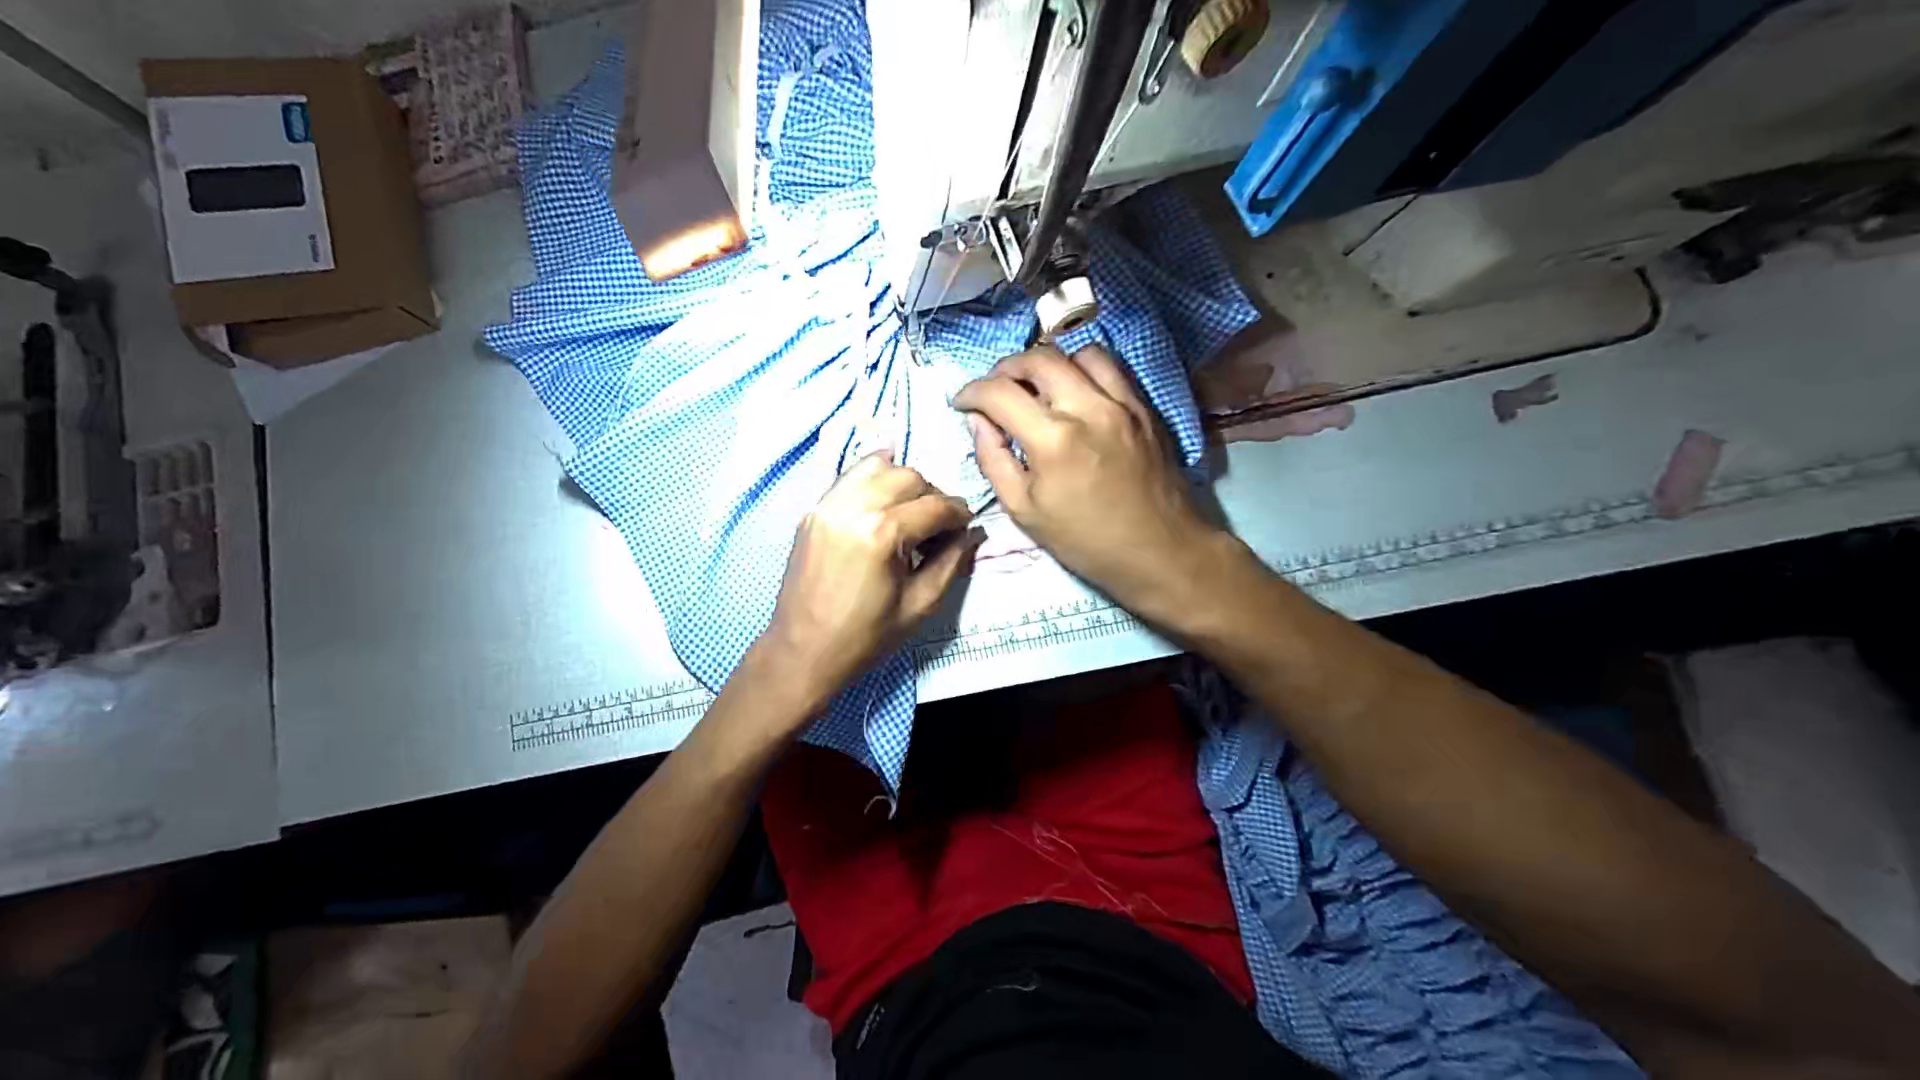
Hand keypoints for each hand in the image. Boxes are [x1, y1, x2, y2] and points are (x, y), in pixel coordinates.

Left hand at [754, 450, 978, 715]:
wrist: (803, 652)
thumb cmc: (865, 637)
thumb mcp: (920, 605)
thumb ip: (951, 562)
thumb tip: (973, 534)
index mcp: (882, 534)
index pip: (934, 505)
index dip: (959, 514)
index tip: (967, 526)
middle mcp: (853, 508)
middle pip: (908, 477)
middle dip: (932, 495)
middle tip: (938, 525)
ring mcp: (827, 505)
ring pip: (878, 468)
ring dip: (902, 483)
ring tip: (909, 512)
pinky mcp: (813, 511)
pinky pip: (849, 477)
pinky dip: (872, 479)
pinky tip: (885, 498)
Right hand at [953, 346, 1243, 623]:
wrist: (1159, 551)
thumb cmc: (1085, 541)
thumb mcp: (1024, 511)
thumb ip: (993, 460)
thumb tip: (978, 421)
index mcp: (1053, 441)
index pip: (999, 392)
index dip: (971, 392)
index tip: (963, 403)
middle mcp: (1088, 409)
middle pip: (1038, 359)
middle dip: (1005, 368)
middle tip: (995, 390)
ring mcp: (1122, 403)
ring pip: (1077, 353)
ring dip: (1048, 363)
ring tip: (1037, 387)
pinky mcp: (1144, 407)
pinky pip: (1111, 367)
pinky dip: (1084, 369)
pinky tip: (1075, 392)